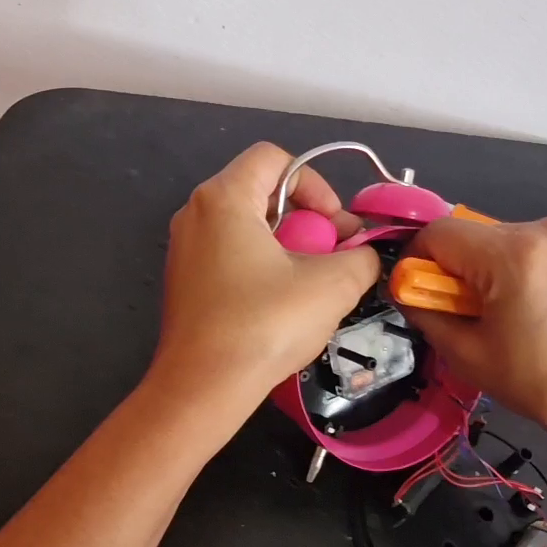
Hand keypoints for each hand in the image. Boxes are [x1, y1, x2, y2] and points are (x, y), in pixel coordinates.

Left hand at [153, 143, 379, 401]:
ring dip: (288, 247)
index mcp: (222, 197)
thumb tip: (362, 255)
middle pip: (261, 193)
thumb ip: (360, 257)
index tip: (335, 225)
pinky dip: (261, 267)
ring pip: (248, 228)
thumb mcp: (332, 285)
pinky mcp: (184, 282)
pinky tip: (281, 304)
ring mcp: (184, 249)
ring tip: (313, 284)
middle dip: (306, 219)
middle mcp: (195, 213)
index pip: (274, 159)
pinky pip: (230, 255)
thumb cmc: (264, 325)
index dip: (315, 184)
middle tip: (333, 256)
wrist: (202, 388)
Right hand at [402, 216, 546, 458]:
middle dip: (476, 267)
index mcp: (512, 256)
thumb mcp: (468, 357)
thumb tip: (406, 286)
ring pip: (529, 238)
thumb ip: (426, 312)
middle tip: (491, 312)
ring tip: (539, 310)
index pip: (440, 232)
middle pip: (487, 235)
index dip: (423, 258)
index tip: (430, 288)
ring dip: (520, 265)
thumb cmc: (544, 387)